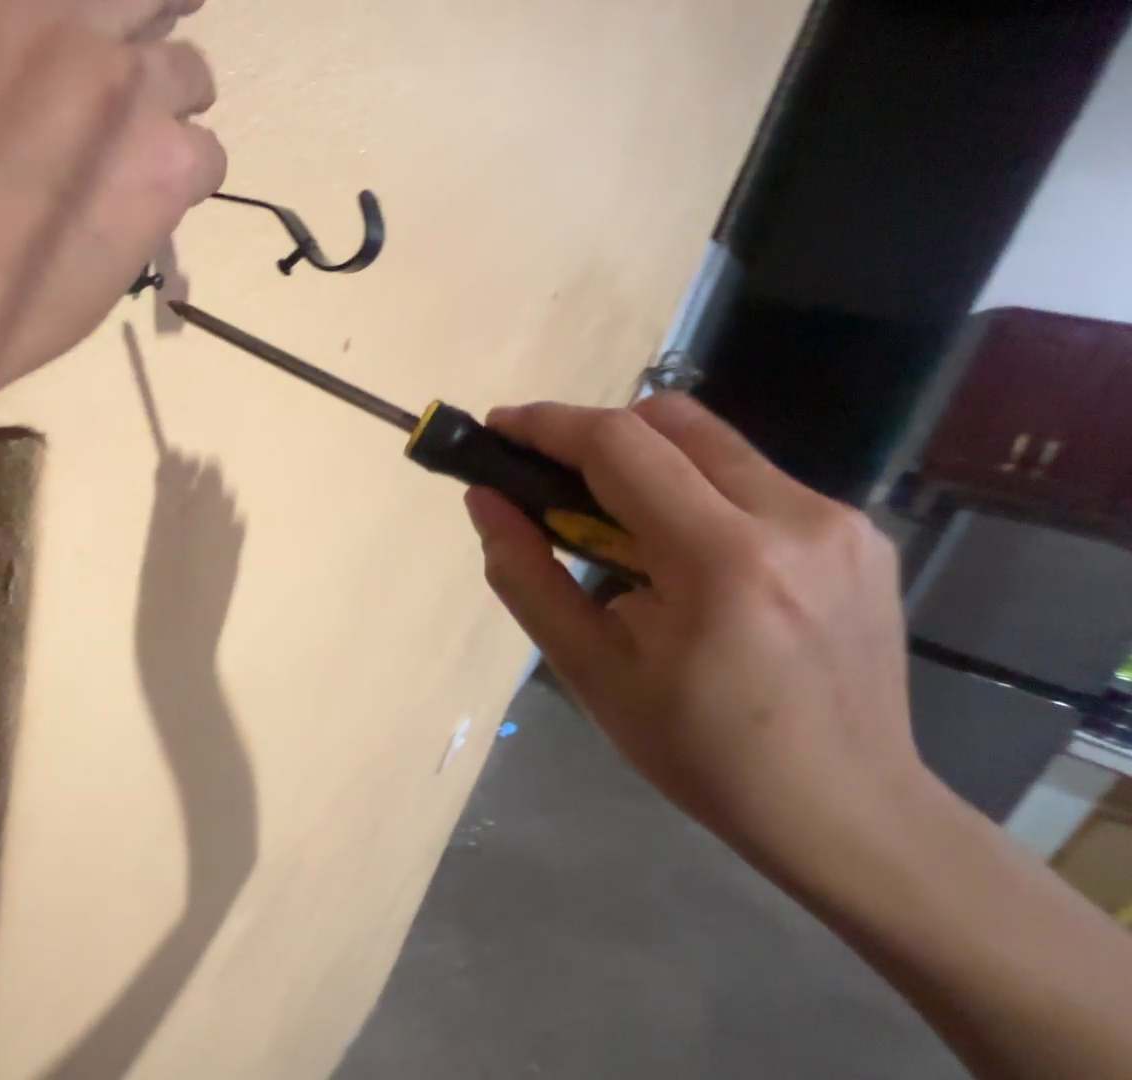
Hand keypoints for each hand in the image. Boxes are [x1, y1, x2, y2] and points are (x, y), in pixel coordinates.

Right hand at [463, 394, 926, 866]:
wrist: (846, 809)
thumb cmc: (700, 750)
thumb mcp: (591, 670)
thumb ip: (527, 576)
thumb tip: (485, 502)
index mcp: (722, 560)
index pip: (619, 446)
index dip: (548, 425)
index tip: (499, 428)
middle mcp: (794, 517)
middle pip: (673, 421)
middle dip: (596, 432)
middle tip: (551, 479)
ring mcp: (841, 521)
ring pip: (717, 444)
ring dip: (648, 461)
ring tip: (615, 528)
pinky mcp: (860, 534)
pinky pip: (756, 479)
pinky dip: (697, 490)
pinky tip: (684, 556)